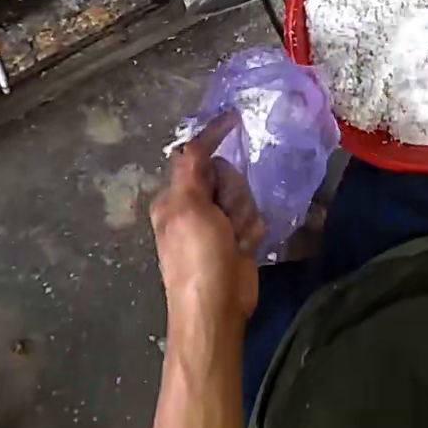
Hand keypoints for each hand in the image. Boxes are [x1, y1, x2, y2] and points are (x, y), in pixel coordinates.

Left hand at [150, 111, 265, 335]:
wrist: (217, 309)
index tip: (233, 117)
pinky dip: (251, 230)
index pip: (195, 154)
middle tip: (225, 219)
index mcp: (174, 195)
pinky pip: (253, 215)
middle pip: (225, 172)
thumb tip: (190, 142)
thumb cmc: (197, 259)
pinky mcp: (236, 235)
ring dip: (243, 215)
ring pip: (243, 193)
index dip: (213, 136)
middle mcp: (194, 203)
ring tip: (234, 239)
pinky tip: (243, 248)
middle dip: (231, 193)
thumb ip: (190, 171)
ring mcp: (217, 220)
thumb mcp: (188, 210)